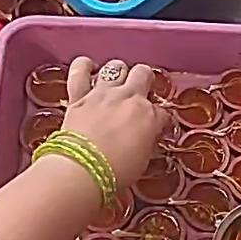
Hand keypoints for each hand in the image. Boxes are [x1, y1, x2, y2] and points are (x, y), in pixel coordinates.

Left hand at [60, 57, 164, 185]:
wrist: (82, 170)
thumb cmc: (116, 173)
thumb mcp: (142, 161)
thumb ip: (146, 143)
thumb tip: (146, 138)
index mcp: (150, 116)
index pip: (162, 112)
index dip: (160, 119)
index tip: (157, 127)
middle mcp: (129, 98)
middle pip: (143, 74)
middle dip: (145, 80)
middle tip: (141, 93)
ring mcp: (103, 93)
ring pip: (116, 67)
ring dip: (119, 72)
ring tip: (116, 81)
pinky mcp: (78, 95)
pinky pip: (79, 71)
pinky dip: (83, 66)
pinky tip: (87, 67)